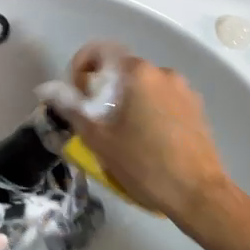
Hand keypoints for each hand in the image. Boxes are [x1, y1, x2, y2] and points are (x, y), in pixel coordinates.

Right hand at [48, 42, 236, 233]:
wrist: (201, 197)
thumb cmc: (145, 165)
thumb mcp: (100, 140)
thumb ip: (73, 109)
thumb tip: (49, 91)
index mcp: (138, 73)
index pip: (100, 52)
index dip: (81, 69)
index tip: (77, 96)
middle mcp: (163, 73)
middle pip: (122, 70)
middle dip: (104, 89)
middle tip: (96, 120)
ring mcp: (184, 90)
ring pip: (143, 86)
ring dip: (127, 100)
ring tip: (122, 133)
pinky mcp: (197, 109)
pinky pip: (163, 99)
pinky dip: (148, 110)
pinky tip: (147, 140)